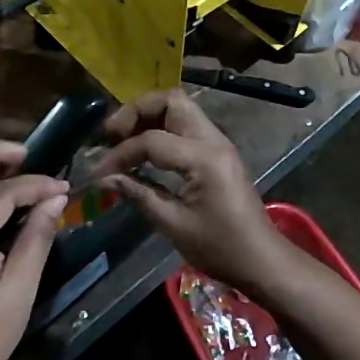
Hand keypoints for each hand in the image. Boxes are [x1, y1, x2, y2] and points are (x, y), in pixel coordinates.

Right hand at [92, 90, 289, 290]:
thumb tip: (104, 179)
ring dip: (150, 117)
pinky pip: (188, 126)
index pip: (152, 139)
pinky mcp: (219, 153)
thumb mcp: (173, 225)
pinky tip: (145, 152)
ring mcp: (219, 144)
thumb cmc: (219, 247)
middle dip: (137, 111)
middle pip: (171, 101)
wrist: (261, 259)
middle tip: (112, 135)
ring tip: (123, 140)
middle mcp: (213, 140)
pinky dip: (163, 129)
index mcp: (203, 158)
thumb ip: (138, 194)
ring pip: (181, 109)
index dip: (120, 154)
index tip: (99, 173)